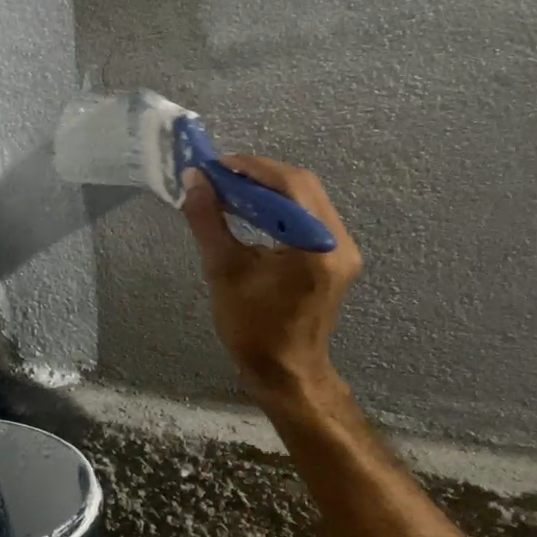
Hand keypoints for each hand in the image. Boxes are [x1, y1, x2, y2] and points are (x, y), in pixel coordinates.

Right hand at [181, 156, 362, 397]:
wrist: (285, 371)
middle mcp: (339, 242)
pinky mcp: (337, 257)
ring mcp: (343, 250)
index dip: (251, 167)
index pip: (289, 184)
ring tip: (230, 191)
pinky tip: (250, 211)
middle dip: (259, 174)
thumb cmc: (251, 325)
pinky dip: (279, 206)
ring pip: (306, 198)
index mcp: (315, 245)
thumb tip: (194, 179)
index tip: (215, 165)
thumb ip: (207, 219)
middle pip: (302, 185)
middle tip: (220, 176)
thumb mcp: (222, 268)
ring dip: (268, 188)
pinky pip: (309, 215)